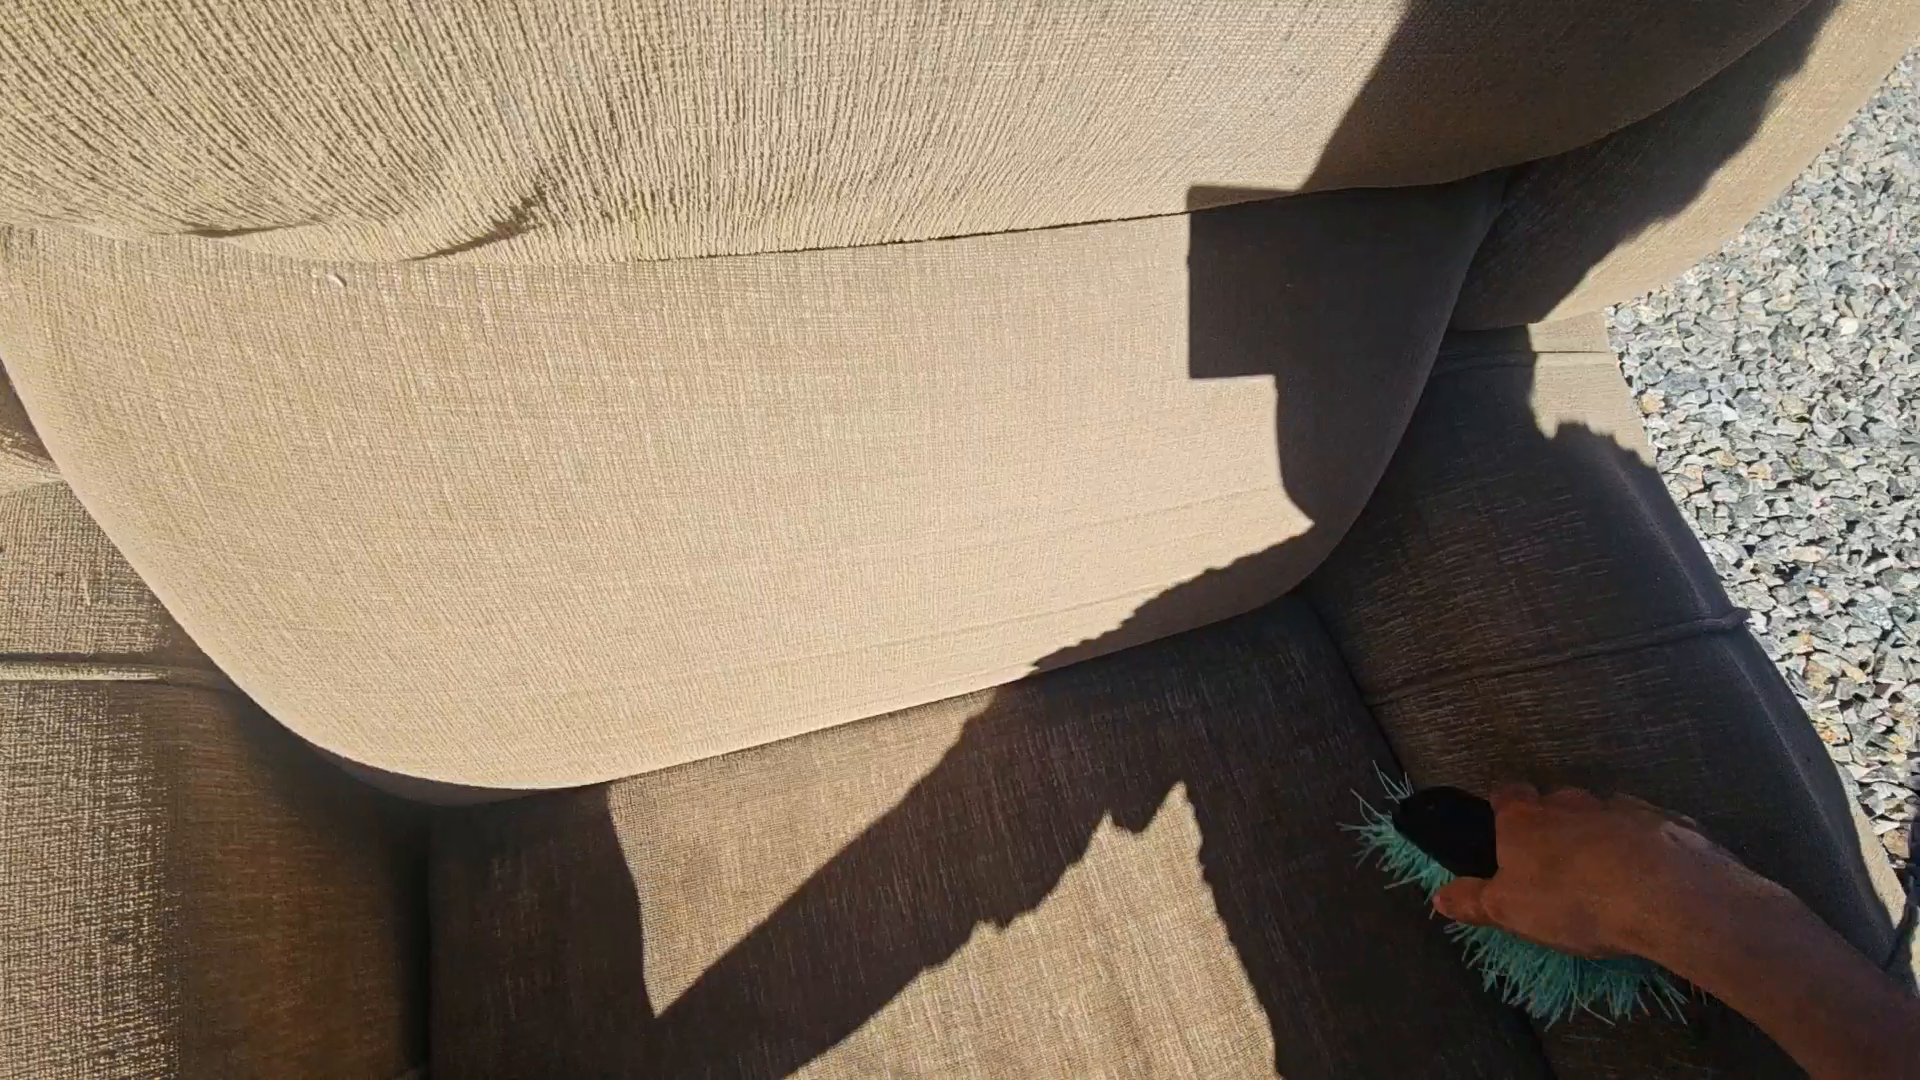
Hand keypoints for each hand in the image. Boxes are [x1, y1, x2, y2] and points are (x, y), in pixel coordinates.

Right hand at [1429, 784, 1775, 957]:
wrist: (1671, 899)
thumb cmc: (1573, 900)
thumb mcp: (1510, 910)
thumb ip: (1473, 901)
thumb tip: (1436, 898)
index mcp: (1524, 817)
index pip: (1506, 792)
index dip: (1506, 806)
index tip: (1508, 827)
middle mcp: (1568, 802)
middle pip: (1557, 802)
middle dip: (1560, 822)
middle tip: (1565, 859)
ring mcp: (1623, 809)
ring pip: (1607, 814)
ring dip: (1606, 833)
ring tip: (1616, 871)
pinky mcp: (1674, 825)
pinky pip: (1657, 830)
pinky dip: (1654, 846)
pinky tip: (1663, 875)